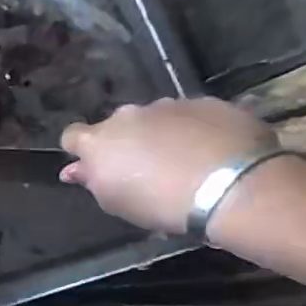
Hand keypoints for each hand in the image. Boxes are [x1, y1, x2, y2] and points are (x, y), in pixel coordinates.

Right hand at [59, 98, 278, 232]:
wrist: (233, 187)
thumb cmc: (160, 202)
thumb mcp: (115, 202)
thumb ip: (91, 181)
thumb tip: (75, 169)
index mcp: (97, 140)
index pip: (72, 136)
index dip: (82, 150)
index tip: (95, 166)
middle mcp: (128, 115)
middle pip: (118, 124)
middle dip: (126, 140)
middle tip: (145, 166)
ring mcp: (169, 104)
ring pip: (156, 117)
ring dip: (162, 133)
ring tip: (185, 159)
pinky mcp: (209, 103)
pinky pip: (193, 115)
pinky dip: (196, 129)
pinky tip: (213, 150)